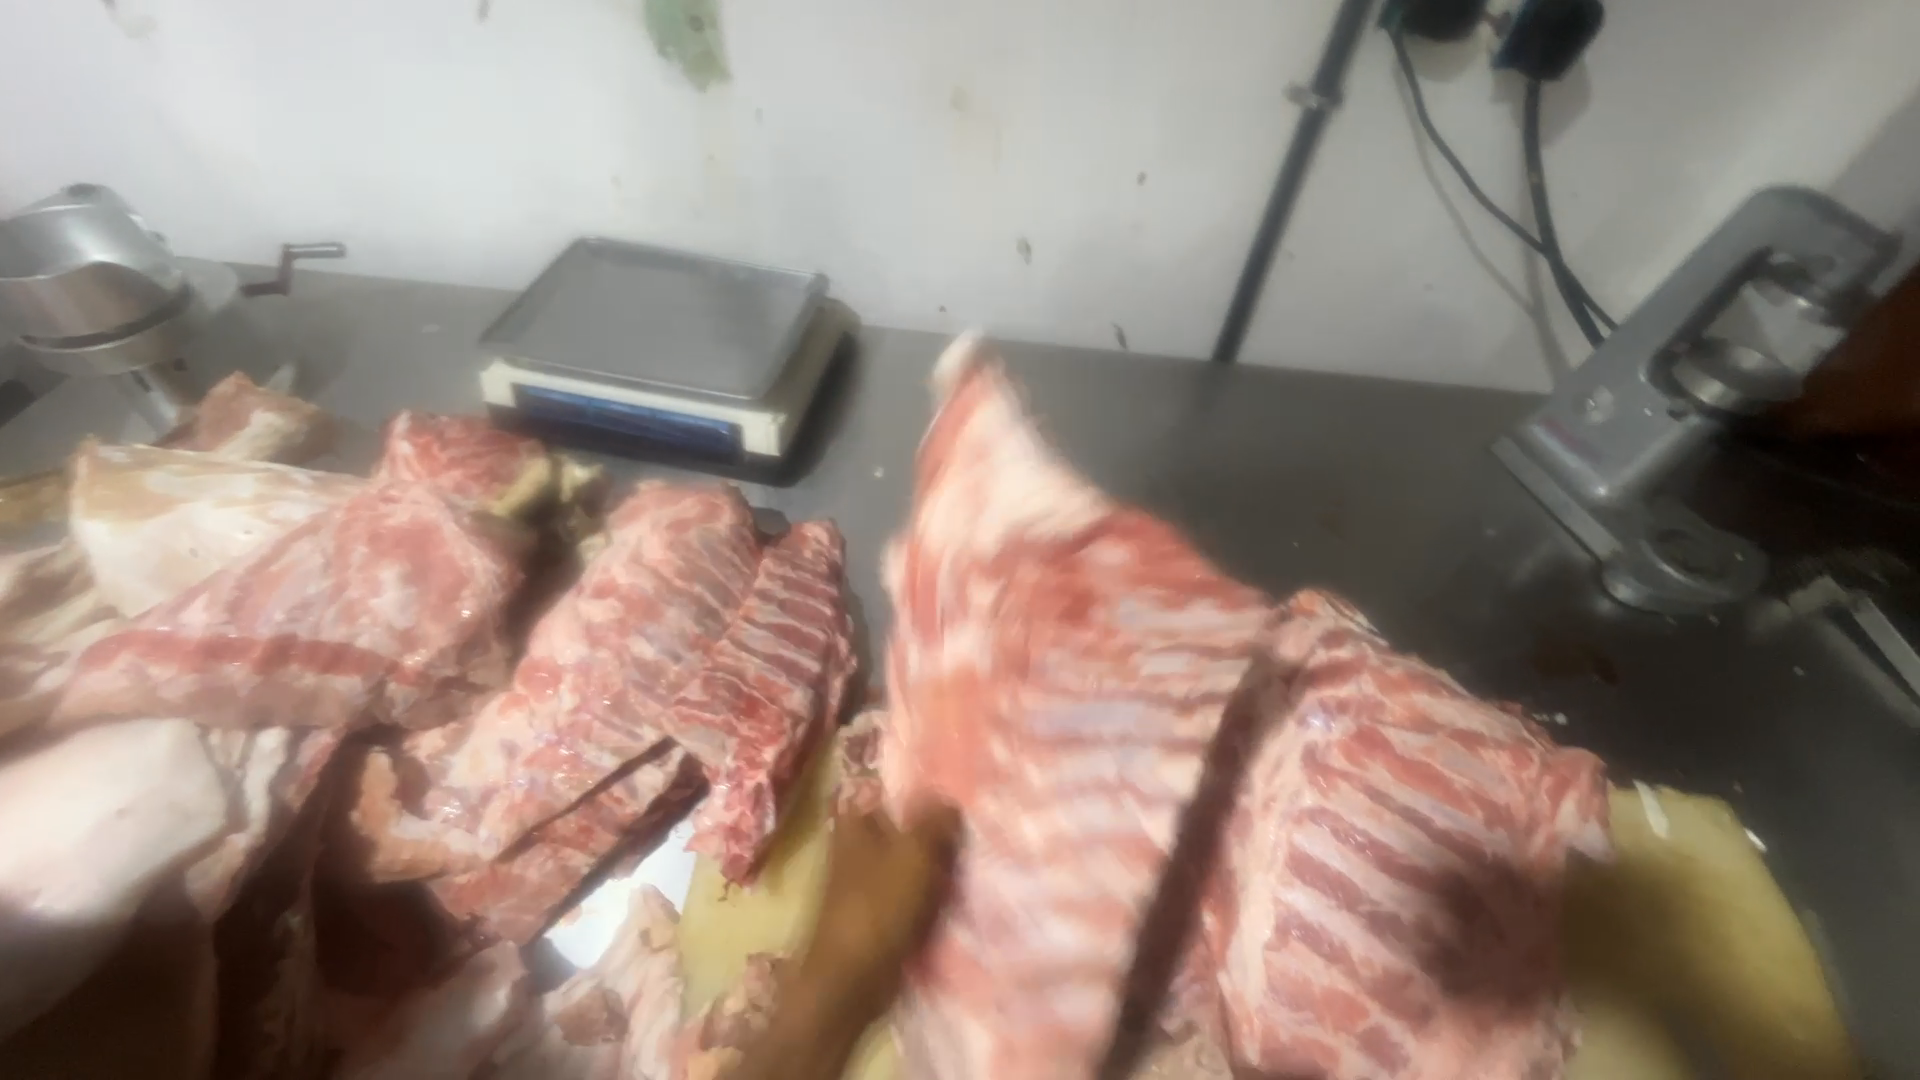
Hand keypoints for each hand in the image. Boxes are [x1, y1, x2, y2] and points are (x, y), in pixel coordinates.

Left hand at [798, 803, 962, 1021]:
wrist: (850, 980)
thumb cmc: (879, 906)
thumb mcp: (914, 854)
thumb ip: (933, 822)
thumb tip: (948, 798)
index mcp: (856, 822)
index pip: (885, 789)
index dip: (914, 788)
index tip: (948, 788)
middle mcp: (855, 844)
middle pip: (900, 824)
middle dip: (929, 826)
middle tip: (965, 825)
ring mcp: (863, 879)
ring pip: (905, 858)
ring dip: (931, 861)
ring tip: (964, 857)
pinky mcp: (874, 911)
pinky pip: (906, 889)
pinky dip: (925, 890)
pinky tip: (950, 891)